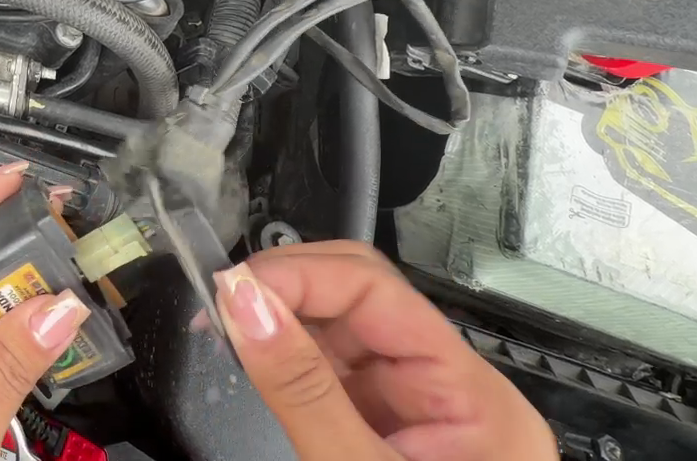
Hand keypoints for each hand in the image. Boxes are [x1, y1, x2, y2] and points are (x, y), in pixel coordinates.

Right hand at [216, 241, 555, 460]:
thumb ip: (299, 387)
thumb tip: (238, 295)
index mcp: (473, 397)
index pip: (375, 291)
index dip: (297, 275)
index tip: (228, 288)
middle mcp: (450, 387)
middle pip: (359, 293)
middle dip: (287, 287)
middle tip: (223, 303)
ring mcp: (416, 404)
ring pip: (337, 321)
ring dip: (279, 314)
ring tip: (228, 328)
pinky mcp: (383, 420)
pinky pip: (329, 360)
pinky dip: (284, 348)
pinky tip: (255, 355)